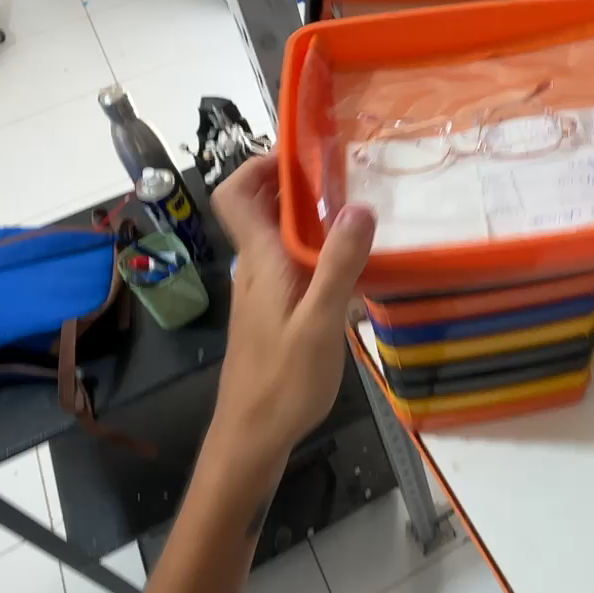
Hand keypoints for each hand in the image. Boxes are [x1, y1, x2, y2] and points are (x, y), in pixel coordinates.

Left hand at [209, 154, 376, 467]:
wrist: (252, 435)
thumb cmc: (284, 381)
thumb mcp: (321, 323)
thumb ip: (338, 265)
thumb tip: (358, 207)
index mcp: (260, 261)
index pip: (235, 194)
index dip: (259, 165)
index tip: (303, 156)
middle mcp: (254, 268)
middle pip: (258, 208)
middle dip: (293, 184)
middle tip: (342, 177)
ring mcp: (261, 291)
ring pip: (275, 236)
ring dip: (306, 217)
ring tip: (353, 213)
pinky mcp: (272, 311)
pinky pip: (288, 263)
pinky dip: (312, 249)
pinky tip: (346, 266)